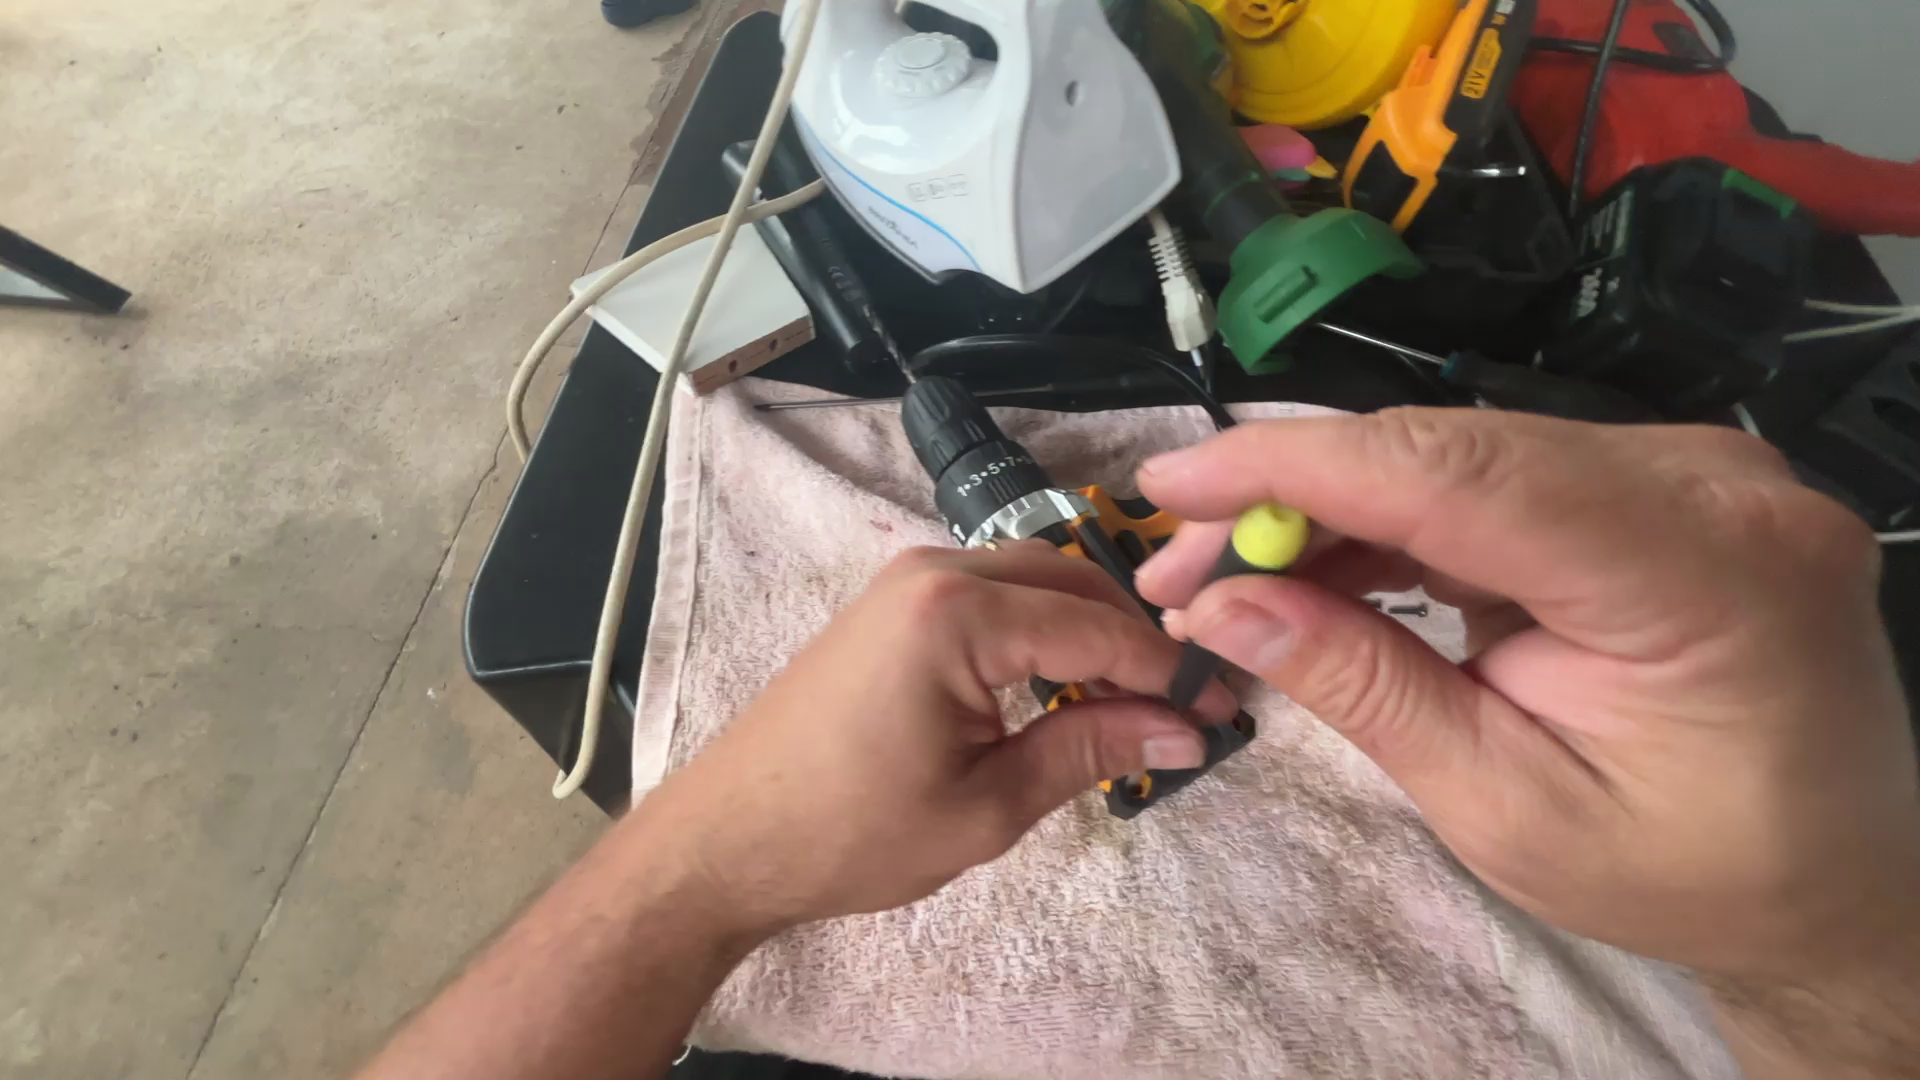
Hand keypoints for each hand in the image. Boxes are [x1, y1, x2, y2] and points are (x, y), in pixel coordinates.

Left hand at [638, 543, 1231, 936]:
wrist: (731, 833)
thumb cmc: (853, 830)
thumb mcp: (988, 804)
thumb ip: (1090, 748)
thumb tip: (1184, 730)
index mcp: (957, 610)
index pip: (1095, 625)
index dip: (1166, 669)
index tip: (1222, 710)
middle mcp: (936, 567)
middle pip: (1068, 579)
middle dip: (1131, 635)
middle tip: (1180, 702)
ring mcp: (908, 577)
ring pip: (1031, 578)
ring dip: (1087, 626)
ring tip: (1129, 694)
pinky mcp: (895, 600)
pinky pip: (991, 592)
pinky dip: (1038, 626)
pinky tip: (1058, 676)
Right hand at [1134, 410, 1918, 1070]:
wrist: (1823, 874)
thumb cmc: (1683, 868)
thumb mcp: (1500, 803)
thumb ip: (1360, 687)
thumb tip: (1221, 609)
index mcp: (1698, 568)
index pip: (1450, 474)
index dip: (1290, 467)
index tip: (1169, 482)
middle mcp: (1688, 481)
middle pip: (1421, 453)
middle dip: (1271, 503)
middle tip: (1173, 573)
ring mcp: (1650, 473)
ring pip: (1419, 460)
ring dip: (1301, 516)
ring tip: (1213, 583)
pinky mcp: (1604, 488)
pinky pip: (1444, 484)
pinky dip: (1353, 527)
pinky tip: (1293, 574)